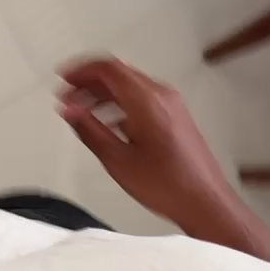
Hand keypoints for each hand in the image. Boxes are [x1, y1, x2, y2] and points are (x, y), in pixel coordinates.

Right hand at [56, 57, 240, 237]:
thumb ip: (89, 130)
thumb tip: (70, 111)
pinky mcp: (175, 114)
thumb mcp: (117, 160)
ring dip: (102, 91)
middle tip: (68, 96)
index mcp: (145, 100)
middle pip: (117, 72)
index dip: (81, 70)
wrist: (206, 203)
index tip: (64, 78)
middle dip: (88, 81)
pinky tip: (107, 120)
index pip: (107, 68)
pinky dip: (119, 100)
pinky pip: (141, 96)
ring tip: (82, 109)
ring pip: (129, 83)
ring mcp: (171, 104)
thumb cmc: (169, 185)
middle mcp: (161, 95)